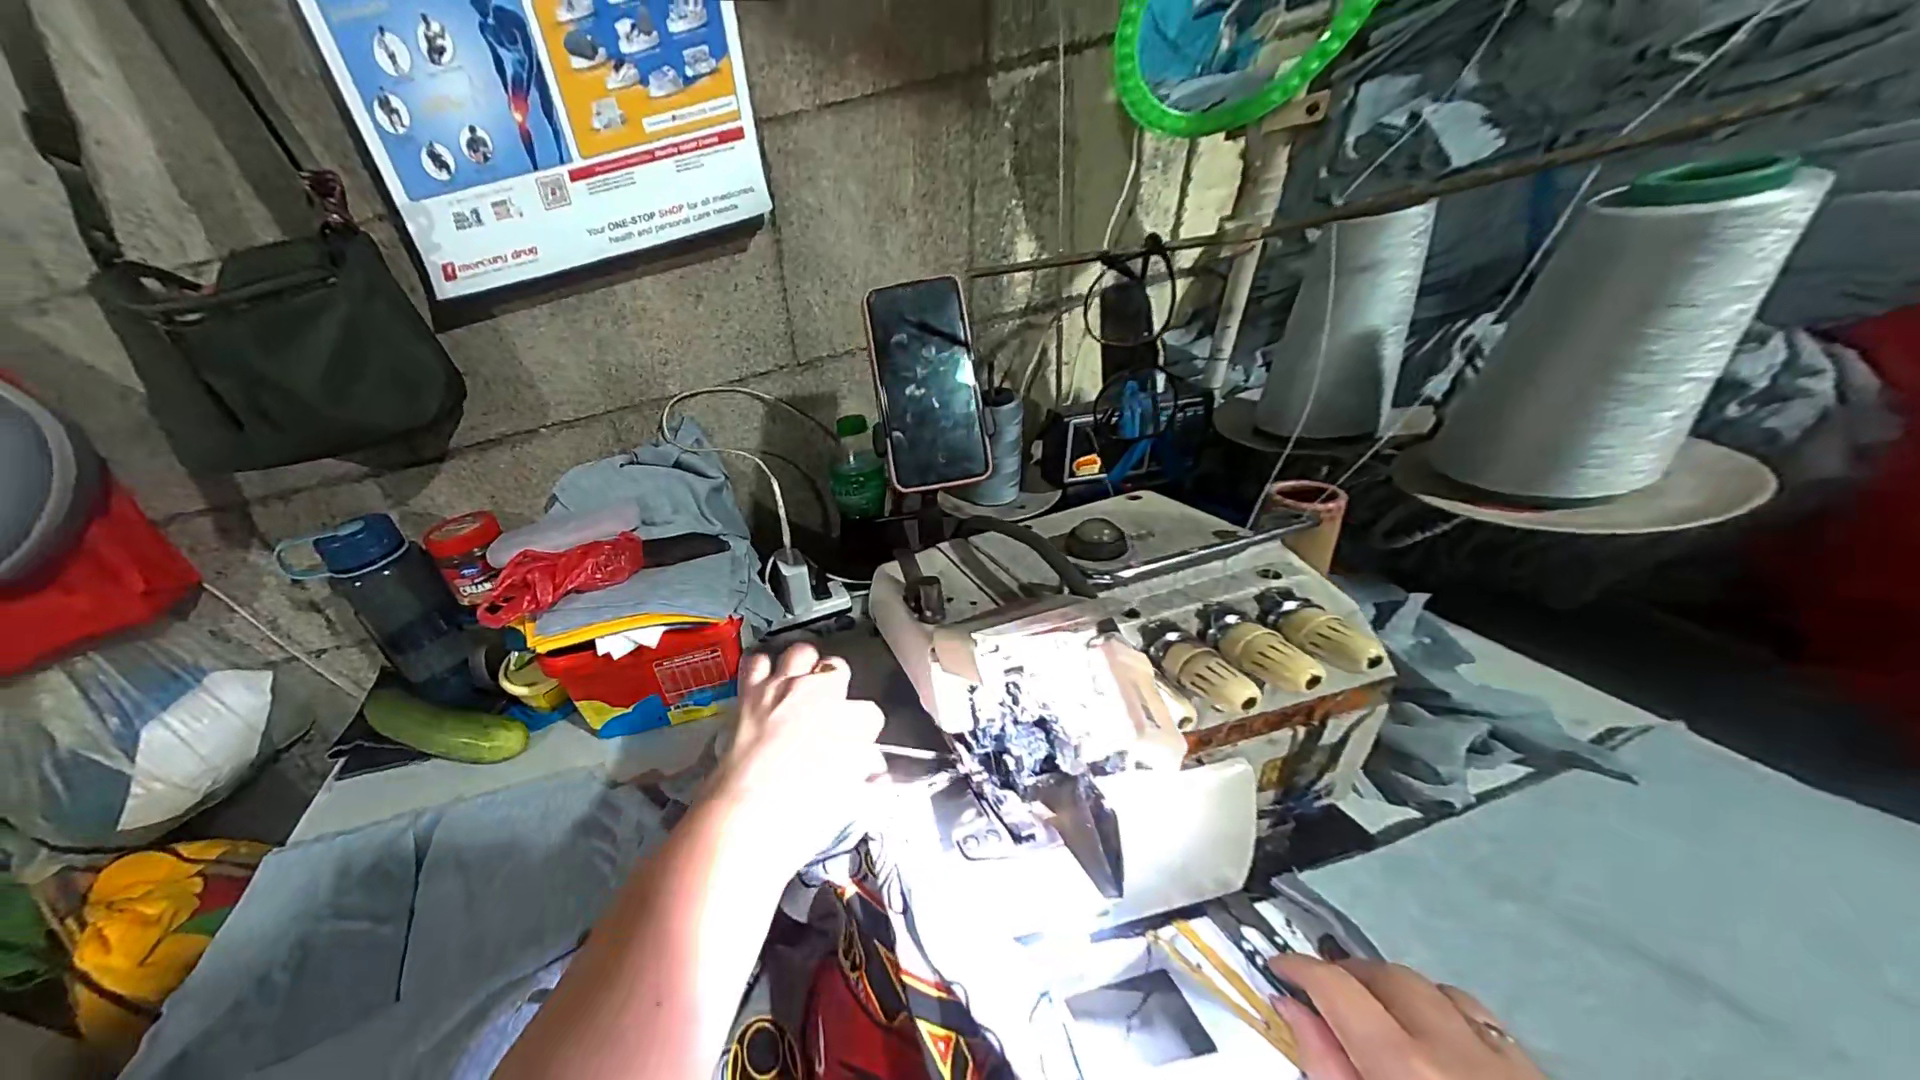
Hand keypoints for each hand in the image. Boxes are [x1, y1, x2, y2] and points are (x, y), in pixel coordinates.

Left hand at [702, 643, 885, 873]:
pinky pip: (758, 661)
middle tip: (828, 707)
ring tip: (799, 684)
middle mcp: (820, 694)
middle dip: (835, 685)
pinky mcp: (751, 691)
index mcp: (852, 720)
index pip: (870, 714)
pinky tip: (764, 682)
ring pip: (801, 652)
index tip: (856, 743)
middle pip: (837, 668)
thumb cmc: (798, 812)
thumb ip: (863, 772)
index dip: (863, 729)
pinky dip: (762, 668)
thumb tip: (872, 769)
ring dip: (803, 666)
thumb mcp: (847, 798)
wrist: (745, 812)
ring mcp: (784, 687)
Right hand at [1268, 954, 1546, 1079]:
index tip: (1279, 969)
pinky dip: (1444, 1010)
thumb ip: (1325, 1067)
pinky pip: (1479, 1017)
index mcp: (1403, 1066)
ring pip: (1434, 988)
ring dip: (1395, 991)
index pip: (1336, 986)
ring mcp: (1501, 1060)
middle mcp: (1453, 1049)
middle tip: (1321, 992)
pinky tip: (1433, 1035)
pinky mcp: (1534, 1074)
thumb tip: (1293, 1009)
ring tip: (1375, 1012)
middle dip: (1346, 975)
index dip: (1299, 968)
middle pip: (1385, 976)